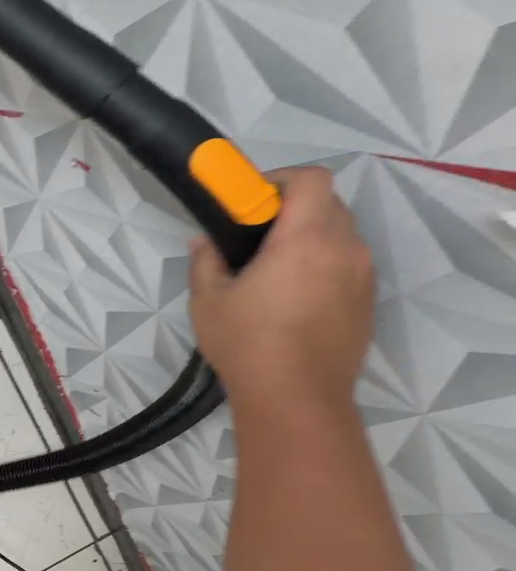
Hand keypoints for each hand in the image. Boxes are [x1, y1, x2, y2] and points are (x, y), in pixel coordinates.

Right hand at [189, 166, 374, 416]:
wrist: (294, 392)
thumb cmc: (244, 340)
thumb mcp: (207, 300)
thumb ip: (207, 261)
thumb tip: (204, 240)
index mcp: (305, 239)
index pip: (311, 181)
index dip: (281, 179)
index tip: (249, 199)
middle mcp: (344, 246)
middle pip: (327, 204)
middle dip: (290, 209)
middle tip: (251, 235)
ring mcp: (361, 272)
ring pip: (339, 234)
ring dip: (307, 237)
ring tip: (268, 268)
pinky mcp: (366, 296)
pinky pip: (345, 262)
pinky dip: (320, 263)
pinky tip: (288, 295)